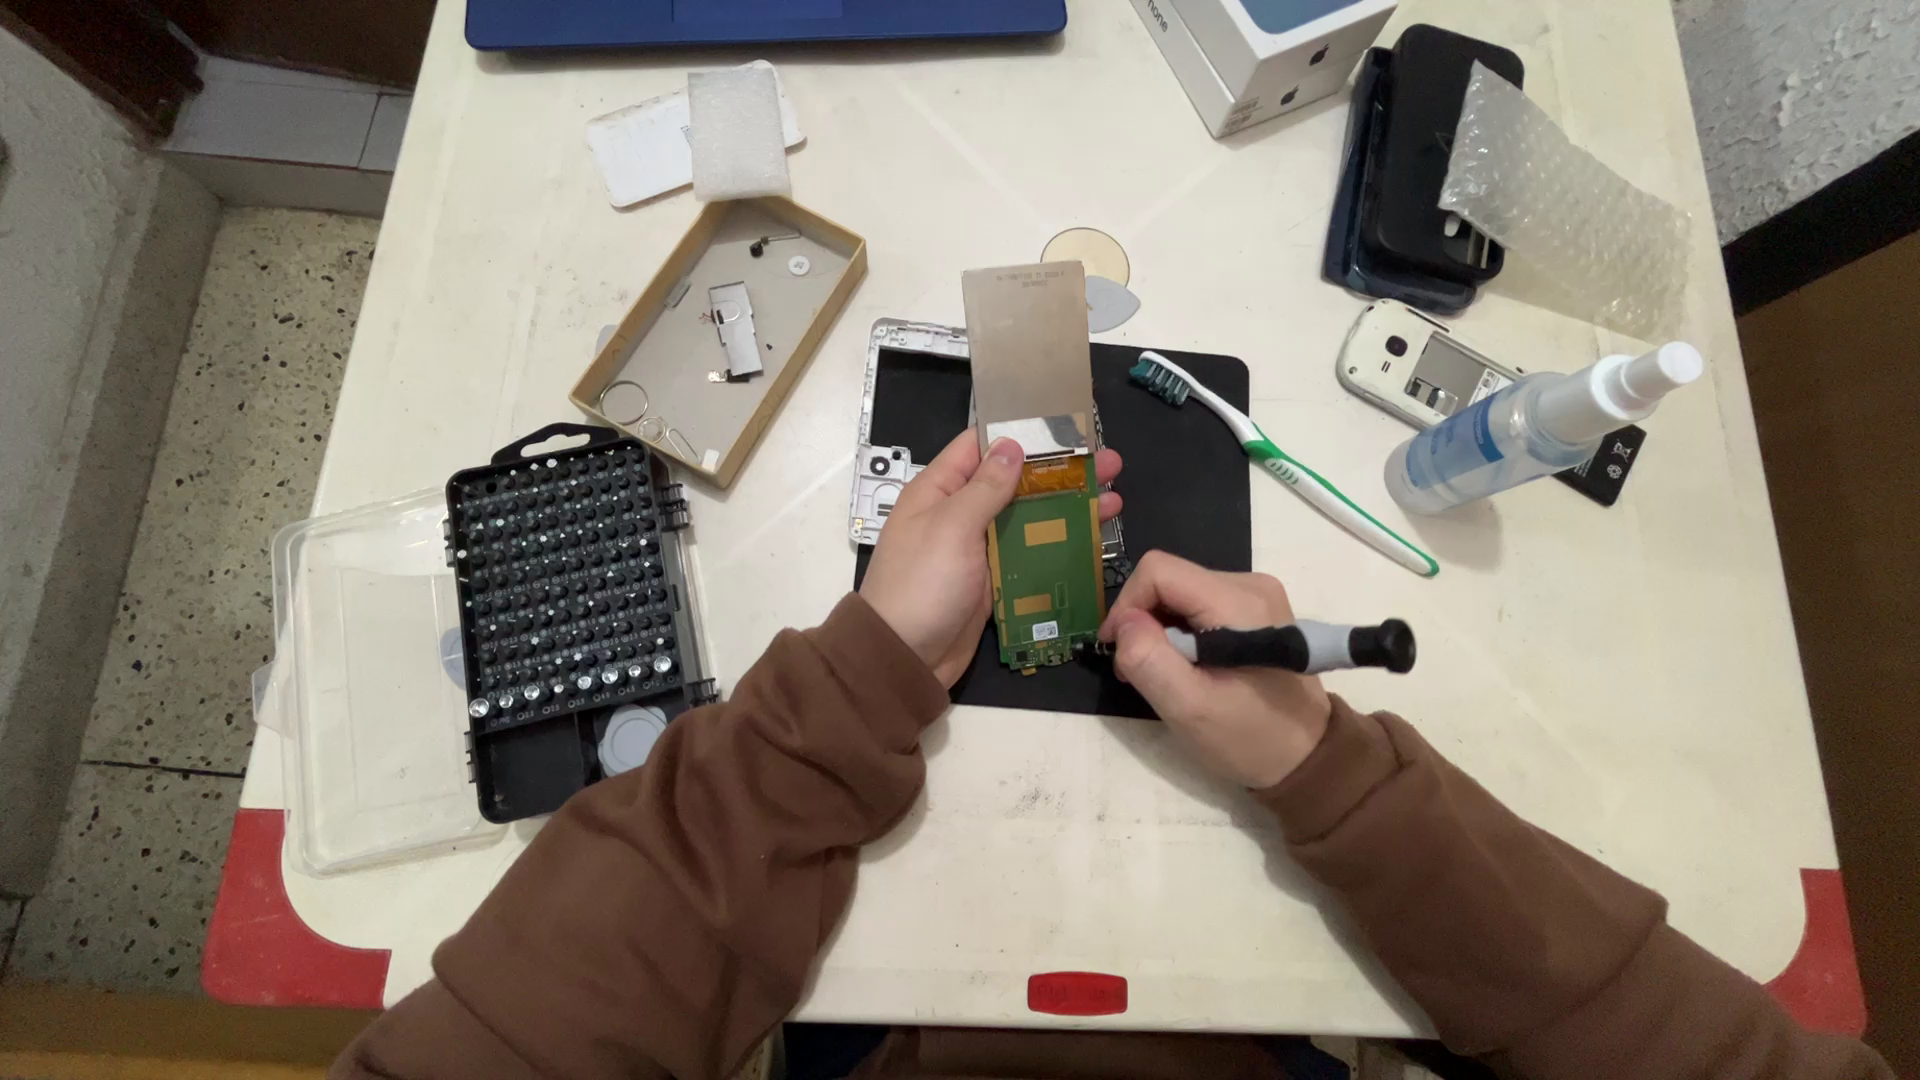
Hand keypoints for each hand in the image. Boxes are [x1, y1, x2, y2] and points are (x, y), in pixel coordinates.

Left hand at [861, 430, 1121, 687]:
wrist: (906, 657)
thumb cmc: (921, 585)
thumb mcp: (950, 528)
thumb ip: (984, 488)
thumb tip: (1011, 446)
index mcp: (939, 490)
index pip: (980, 446)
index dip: (1022, 433)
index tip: (1066, 425)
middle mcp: (959, 513)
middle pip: (1014, 481)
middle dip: (1060, 470)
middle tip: (1109, 462)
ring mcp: (978, 547)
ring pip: (1028, 517)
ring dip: (1068, 505)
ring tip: (1114, 497)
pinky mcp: (994, 578)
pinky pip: (1030, 552)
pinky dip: (1058, 542)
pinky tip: (1092, 535)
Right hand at [1099, 552, 1331, 788]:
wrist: (1311, 757)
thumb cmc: (1251, 738)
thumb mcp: (1190, 709)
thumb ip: (1150, 661)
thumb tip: (1124, 622)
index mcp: (1239, 603)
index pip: (1159, 571)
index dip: (1127, 605)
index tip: (1117, 648)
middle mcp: (1250, 585)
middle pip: (1169, 579)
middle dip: (1142, 620)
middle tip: (1139, 671)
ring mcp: (1255, 594)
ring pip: (1179, 591)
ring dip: (1159, 628)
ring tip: (1162, 673)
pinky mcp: (1254, 607)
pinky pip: (1197, 603)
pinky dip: (1179, 631)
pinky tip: (1185, 665)